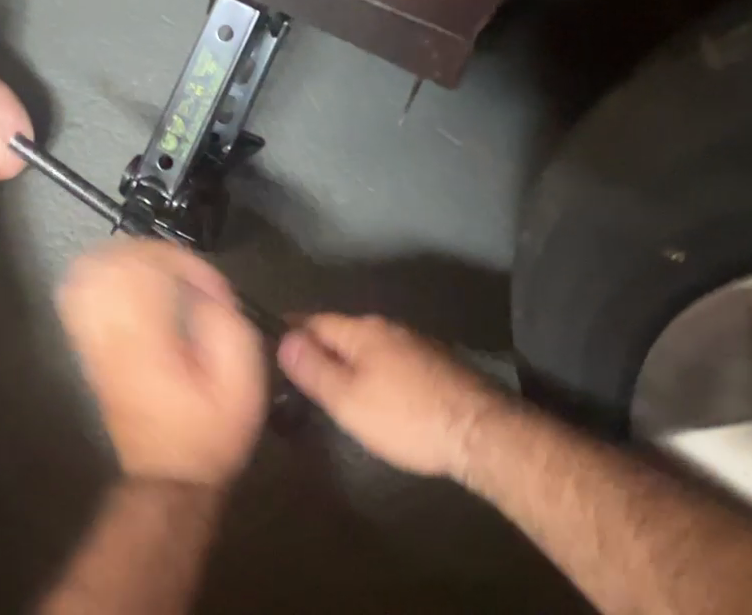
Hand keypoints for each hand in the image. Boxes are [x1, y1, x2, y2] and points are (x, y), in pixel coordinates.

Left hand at [58, 240, 267, 486]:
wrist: (170, 476)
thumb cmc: (211, 430)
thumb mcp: (241, 381)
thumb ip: (226, 324)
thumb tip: (206, 290)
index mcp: (150, 339)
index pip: (147, 269)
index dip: (179, 260)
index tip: (206, 281)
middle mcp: (113, 335)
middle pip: (106, 264)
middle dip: (145, 250)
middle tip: (176, 263)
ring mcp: (95, 343)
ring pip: (84, 276)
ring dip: (118, 259)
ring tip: (151, 264)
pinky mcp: (91, 351)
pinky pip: (76, 299)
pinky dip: (98, 277)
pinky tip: (123, 279)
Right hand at [278, 315, 508, 479]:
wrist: (480, 431)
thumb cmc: (406, 417)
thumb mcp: (348, 400)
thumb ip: (314, 368)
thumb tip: (284, 338)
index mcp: (362, 331)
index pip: (315, 320)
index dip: (291, 328)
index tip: (270, 337)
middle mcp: (388, 327)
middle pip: (343, 330)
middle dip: (321, 344)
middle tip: (298, 365)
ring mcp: (416, 342)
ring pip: (370, 345)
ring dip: (350, 357)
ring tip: (333, 379)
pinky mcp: (437, 362)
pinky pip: (392, 357)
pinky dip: (375, 368)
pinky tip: (376, 389)